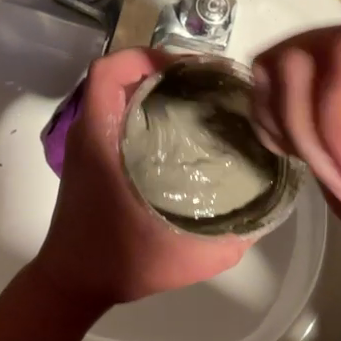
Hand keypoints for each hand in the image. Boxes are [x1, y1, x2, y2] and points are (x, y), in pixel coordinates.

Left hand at [29, 48, 248, 309]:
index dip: (145, 57)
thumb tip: (269, 204)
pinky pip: (116, 115)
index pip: (109, 71)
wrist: (71, 283)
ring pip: (118, 95)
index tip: (189, 70)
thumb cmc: (119, 260)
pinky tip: (178, 134)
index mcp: (100, 137)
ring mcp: (87, 144)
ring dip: (153, 90)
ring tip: (198, 101)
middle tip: (207, 84)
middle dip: (162, 70)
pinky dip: (144, 111)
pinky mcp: (92, 158)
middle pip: (119, 77)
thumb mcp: (186, 254)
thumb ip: (232, 233)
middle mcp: (89, 131)